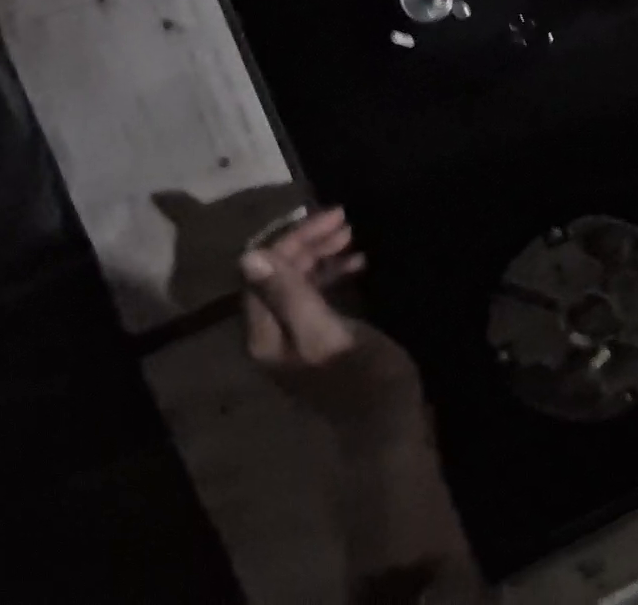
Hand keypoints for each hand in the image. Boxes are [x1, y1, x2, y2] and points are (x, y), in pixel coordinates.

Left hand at [240, 208, 426, 451]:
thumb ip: (291, 296)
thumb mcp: (327, 332)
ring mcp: (294, 339)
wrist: (387, 421)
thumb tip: (250, 255)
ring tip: (355, 236)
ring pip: (295, 284)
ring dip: (321, 256)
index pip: (262, 270)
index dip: (294, 239)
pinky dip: (332, 275)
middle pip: (276, 275)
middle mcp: (270, 334)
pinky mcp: (318, 341)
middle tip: (348, 220)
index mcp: (264, 333)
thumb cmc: (364, 374)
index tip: (337, 216)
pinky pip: (314, 297)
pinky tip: (358, 265)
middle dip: (307, 243)